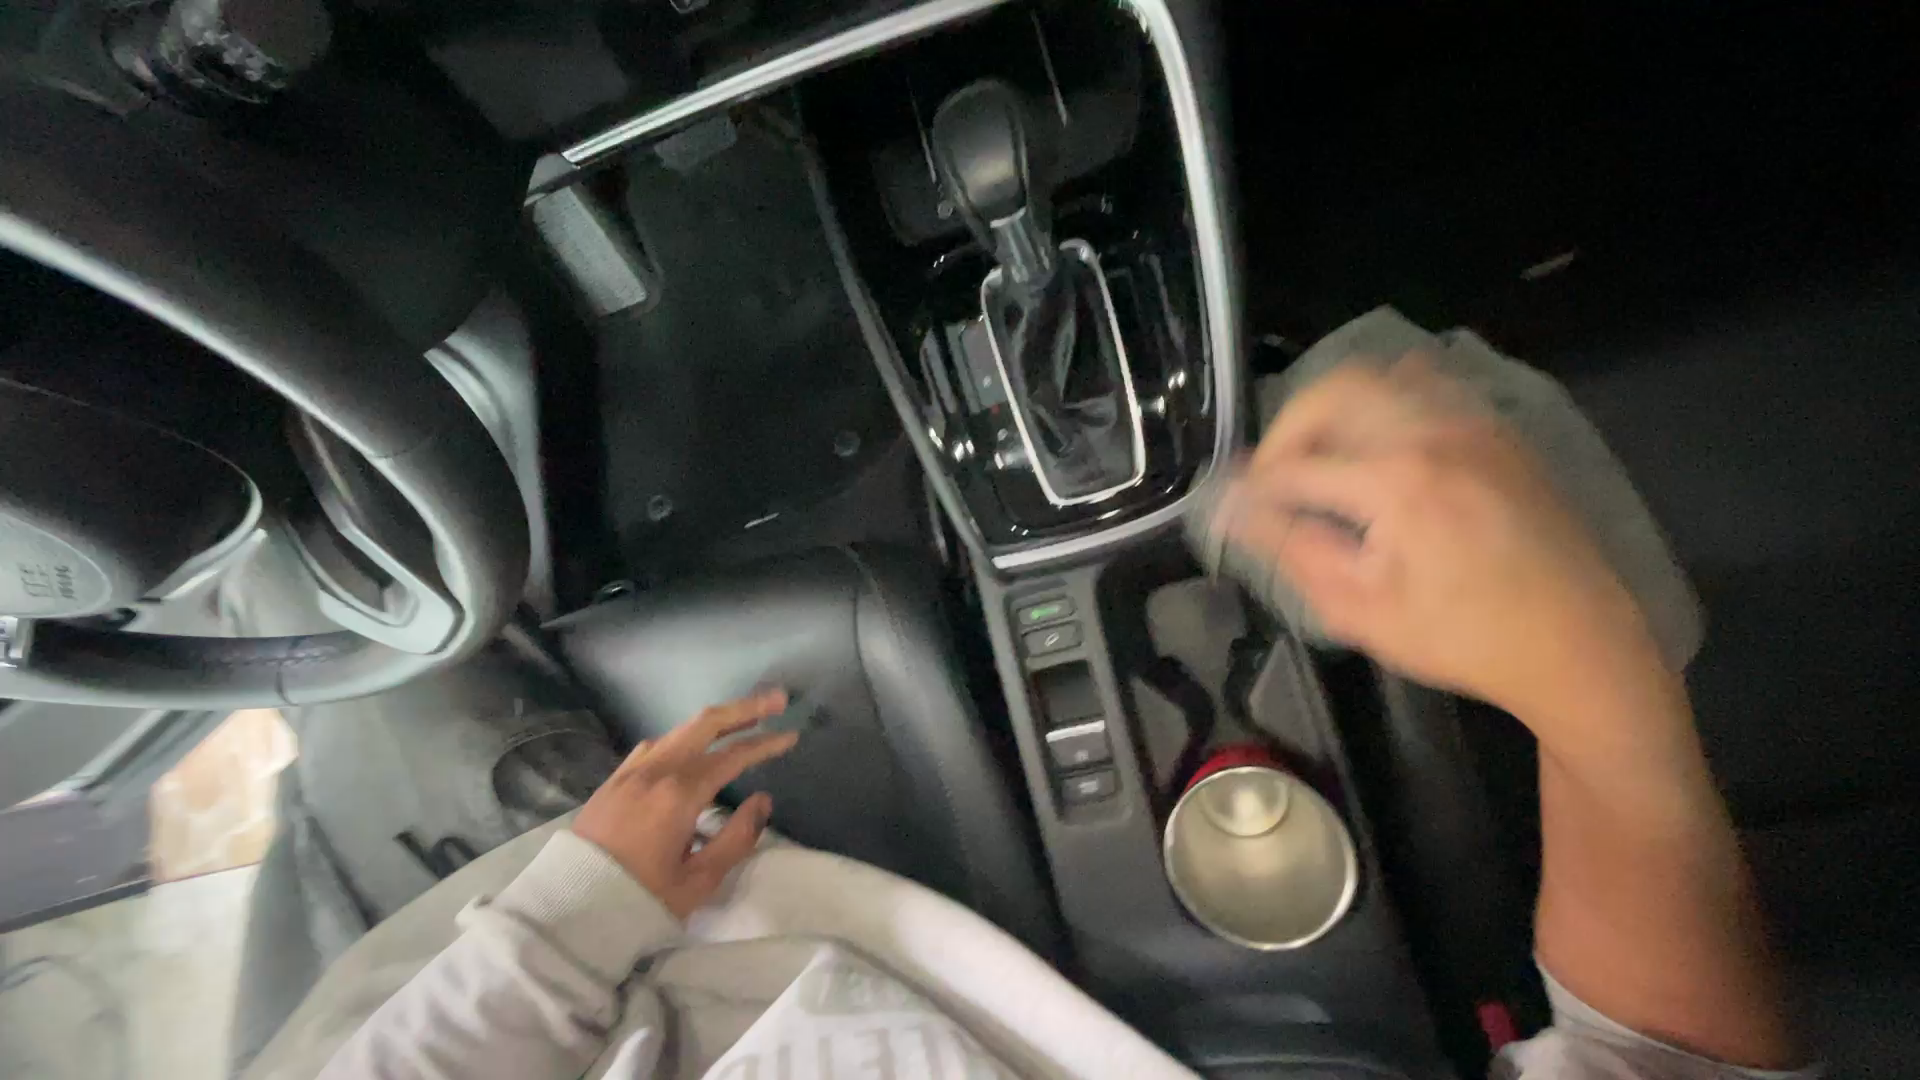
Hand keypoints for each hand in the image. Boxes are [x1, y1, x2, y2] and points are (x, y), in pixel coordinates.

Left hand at [572, 689, 798, 917]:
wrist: (567, 912)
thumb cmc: (640, 900)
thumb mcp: (698, 881)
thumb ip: (737, 837)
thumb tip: (762, 800)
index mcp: (681, 792)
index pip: (734, 755)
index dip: (766, 743)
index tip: (791, 736)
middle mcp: (657, 770)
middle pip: (707, 723)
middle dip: (745, 708)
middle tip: (776, 700)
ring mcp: (632, 771)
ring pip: (680, 730)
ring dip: (715, 720)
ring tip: (742, 720)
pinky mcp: (614, 780)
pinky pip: (656, 745)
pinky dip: (684, 736)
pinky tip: (691, 746)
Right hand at [1216, 355, 1661, 727]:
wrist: (1580, 646)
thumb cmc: (1462, 639)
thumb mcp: (1360, 609)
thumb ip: (1291, 549)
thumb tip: (1232, 512)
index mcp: (1397, 483)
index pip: (1293, 467)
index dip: (1248, 488)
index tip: (1224, 508)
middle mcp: (1434, 434)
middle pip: (1330, 393)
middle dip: (1284, 433)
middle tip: (1272, 479)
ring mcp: (1473, 425)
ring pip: (1376, 379)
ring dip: (1330, 413)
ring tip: (1319, 462)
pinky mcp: (1496, 431)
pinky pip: (1423, 387)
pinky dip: (1380, 405)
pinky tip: (1373, 449)